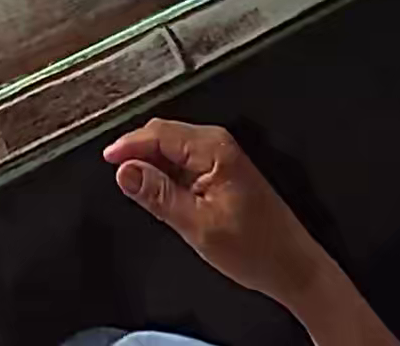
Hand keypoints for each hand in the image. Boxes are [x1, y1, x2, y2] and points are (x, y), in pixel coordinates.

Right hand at [103, 119, 333, 305]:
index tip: (106, 159)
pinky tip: (156, 188)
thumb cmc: (252, 248)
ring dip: (150, 160)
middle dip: (137, 150)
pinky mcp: (219, 165)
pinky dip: (164, 169)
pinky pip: (182, 158)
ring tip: (132, 183)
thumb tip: (125, 171)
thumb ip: (158, 195)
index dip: (129, 144)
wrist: (293, 266)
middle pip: (163, 134)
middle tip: (116, 174)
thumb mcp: (198, 226)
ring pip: (171, 145)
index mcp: (212, 147)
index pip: (159, 134)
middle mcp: (215, 140)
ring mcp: (218, 151)